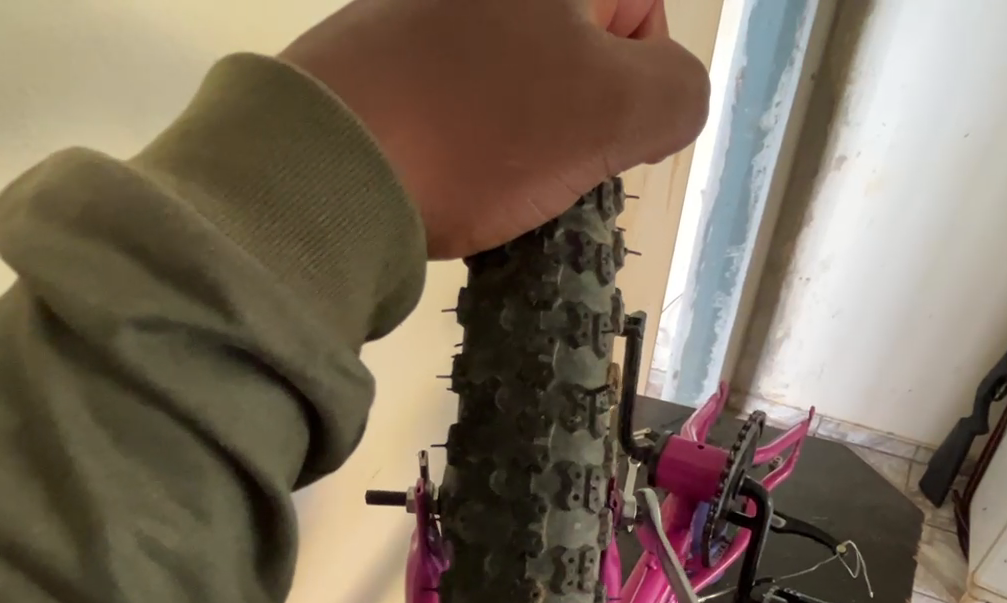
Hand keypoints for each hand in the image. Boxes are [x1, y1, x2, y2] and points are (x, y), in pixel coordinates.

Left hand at [281, 0, 708, 258]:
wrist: (331, 166)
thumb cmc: (481, 131)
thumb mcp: (611, 114)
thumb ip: (675, 94)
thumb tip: (666, 99)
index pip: (642, 10)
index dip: (639, 87)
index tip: (602, 143)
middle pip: (577, 47)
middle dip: (578, 118)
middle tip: (550, 170)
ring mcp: (428, 10)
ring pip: (518, 78)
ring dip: (526, 135)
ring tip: (497, 182)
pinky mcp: (385, 53)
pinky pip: (462, 97)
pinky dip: (473, 138)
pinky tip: (453, 175)